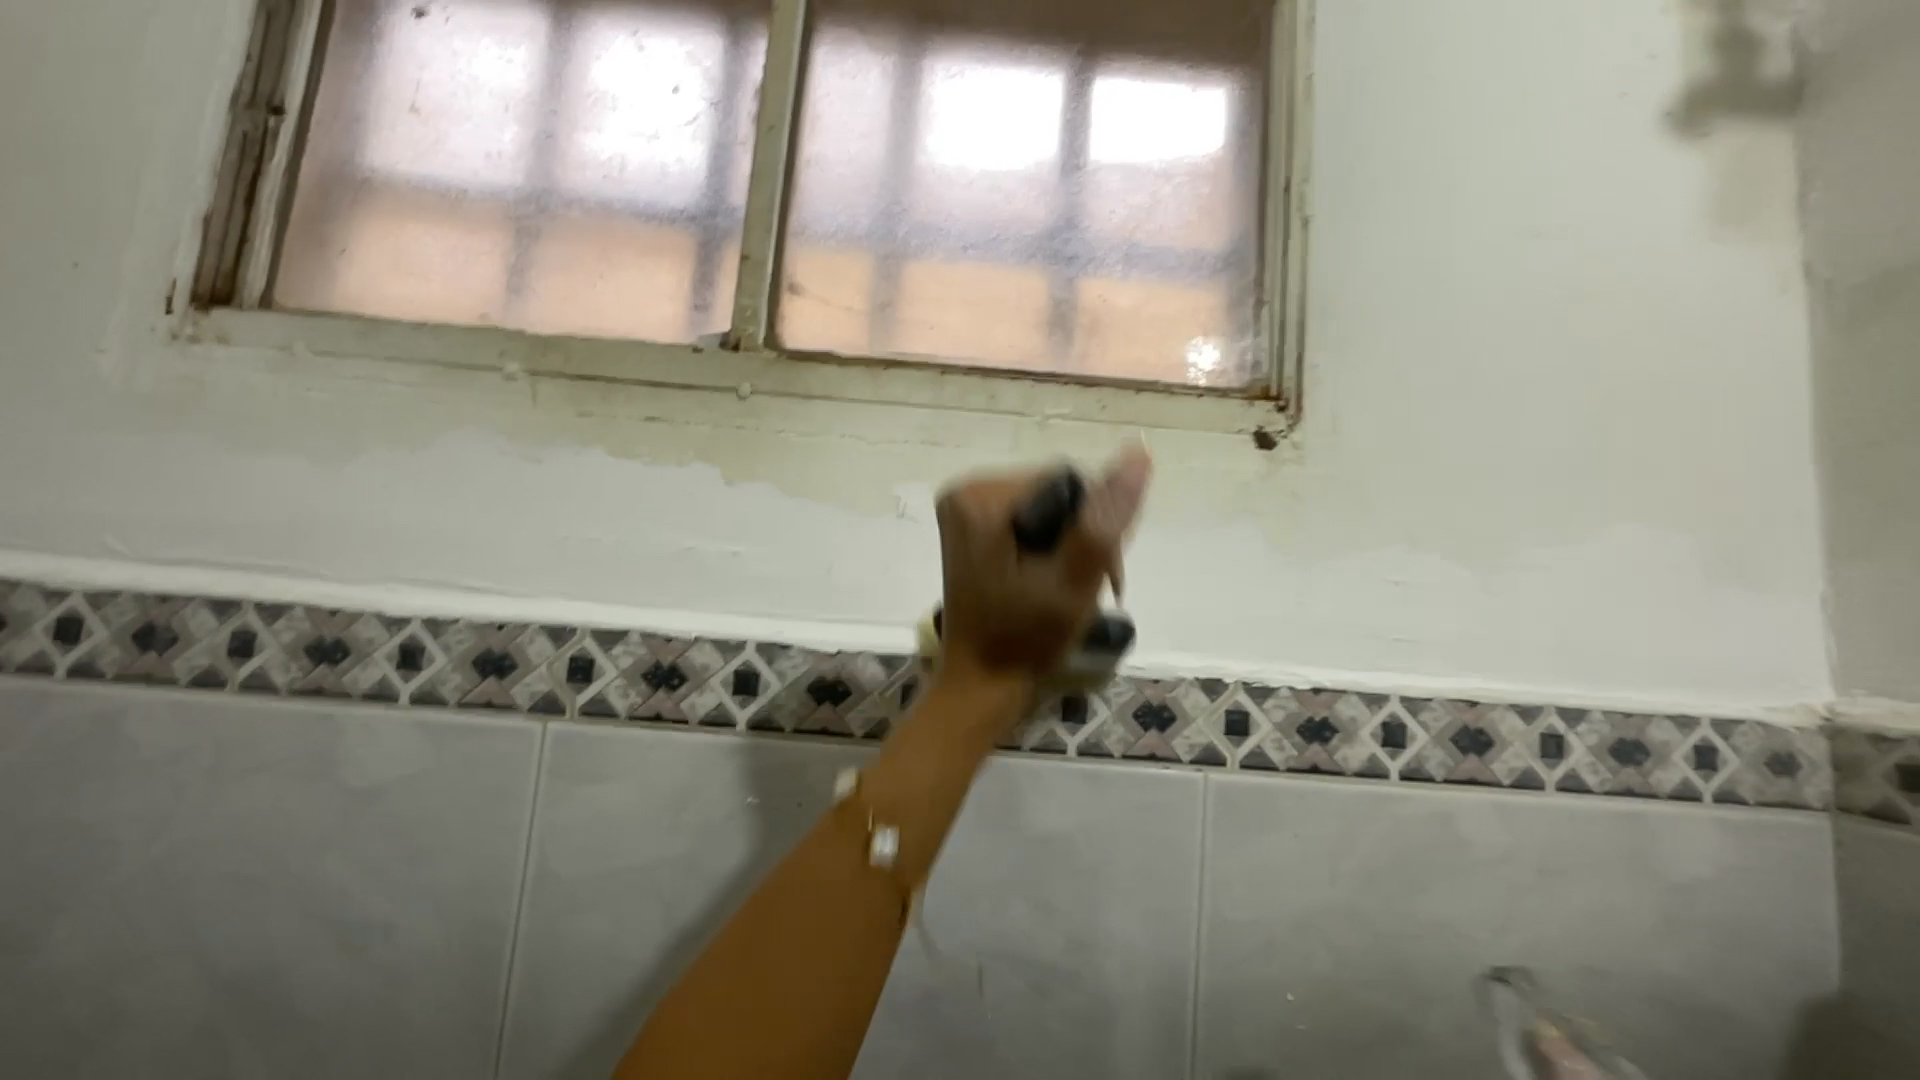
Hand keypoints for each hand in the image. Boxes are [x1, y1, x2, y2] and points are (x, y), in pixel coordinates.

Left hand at [933, 444, 1151, 680]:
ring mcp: (968, 511)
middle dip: (1084, 538)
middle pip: (1058, 494)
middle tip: (1089, 588)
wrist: (982, 684)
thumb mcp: (1073, 582)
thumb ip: (1104, 520)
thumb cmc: (1025, 640)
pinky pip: (1033, 521)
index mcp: (980, 497)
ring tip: (1074, 590)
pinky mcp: (975, 529)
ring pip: (1052, 508)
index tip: (1100, 575)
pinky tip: (1053, 583)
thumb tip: (1138, 454)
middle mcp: (967, 492)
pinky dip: (1053, 550)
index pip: (1069, 483)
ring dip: (1074, 546)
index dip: (1095, 524)